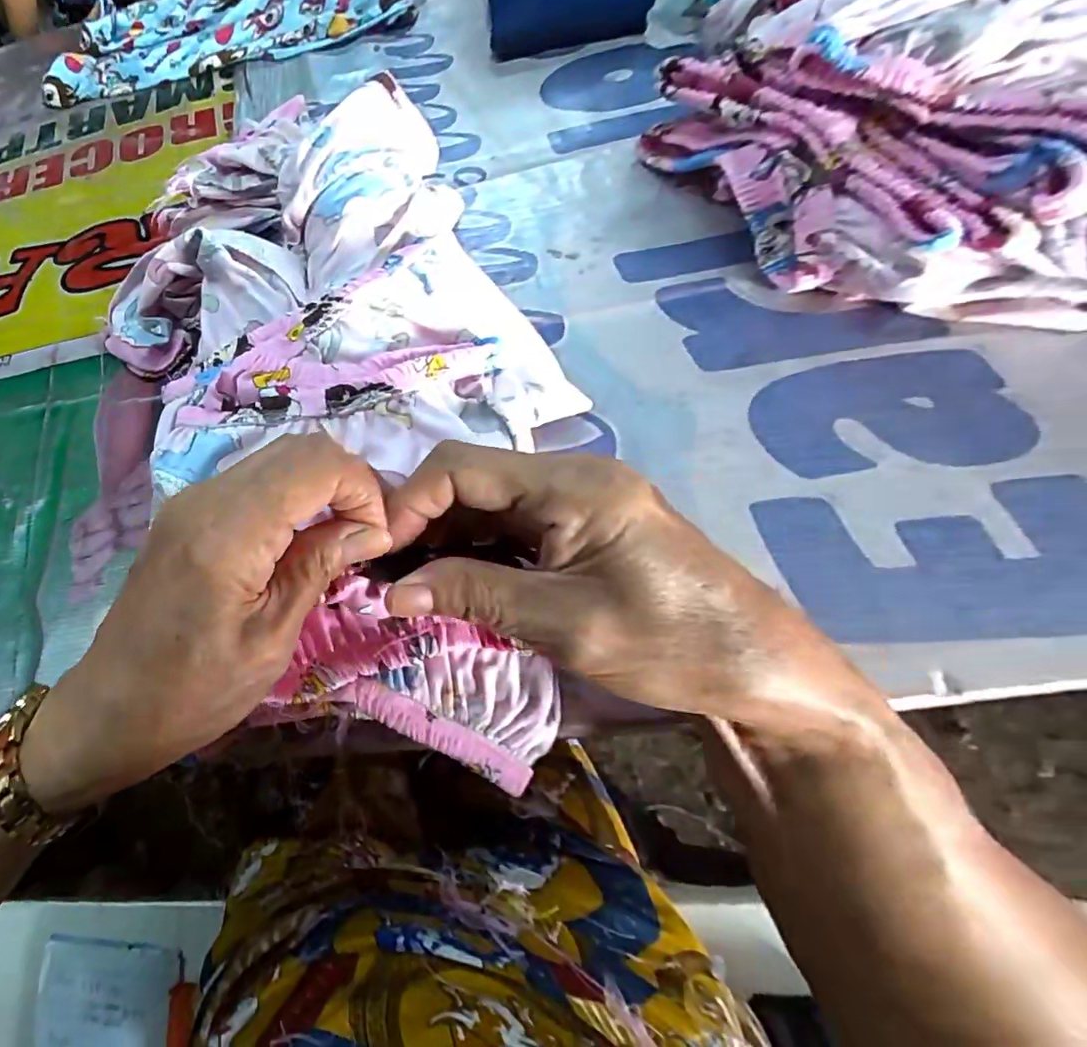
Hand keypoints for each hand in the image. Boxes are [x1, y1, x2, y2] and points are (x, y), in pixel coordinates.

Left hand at [22, 433, 391, 813]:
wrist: (115, 704)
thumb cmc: (195, 691)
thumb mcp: (270, 639)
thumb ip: (316, 567)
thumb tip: (369, 527)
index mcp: (227, 530)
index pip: (315, 463)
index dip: (362, 488)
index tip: (379, 537)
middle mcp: (202, 499)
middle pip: (294, 450)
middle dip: (344, 482)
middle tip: (365, 537)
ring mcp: (186, 502)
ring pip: (270, 461)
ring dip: (314, 487)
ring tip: (337, 541)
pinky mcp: (179, 515)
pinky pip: (244, 484)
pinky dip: (282, 497)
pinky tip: (294, 540)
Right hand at [379, 442, 885, 734]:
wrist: (766, 677)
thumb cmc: (675, 645)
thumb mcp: (564, 623)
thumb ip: (472, 595)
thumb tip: (389, 594)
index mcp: (573, 485)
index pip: (458, 467)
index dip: (407, 504)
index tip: (377, 554)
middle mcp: (567, 479)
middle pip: (463, 481)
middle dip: (415, 524)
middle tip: (381, 572)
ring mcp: (570, 502)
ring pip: (476, 505)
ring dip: (436, 541)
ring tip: (404, 582)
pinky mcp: (570, 528)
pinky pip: (499, 528)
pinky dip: (464, 553)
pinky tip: (445, 583)